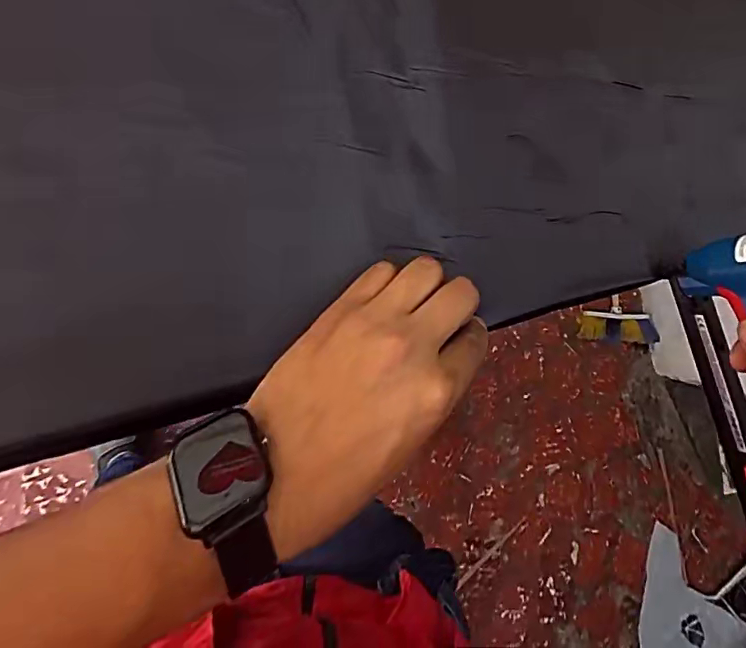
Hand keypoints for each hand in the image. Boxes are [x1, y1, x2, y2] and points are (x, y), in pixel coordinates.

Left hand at [247, 257, 487, 559]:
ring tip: (410, 305)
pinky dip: (388, 282)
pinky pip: (382, 270)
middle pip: (462, 291)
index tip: (457, 343)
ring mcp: (376, 321)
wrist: (269, 472)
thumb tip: (447, 355)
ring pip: (426, 268)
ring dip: (426, 286)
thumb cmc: (345, 476)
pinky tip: (379, 303)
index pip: (476, 339)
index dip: (468, 340)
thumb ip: (438, 391)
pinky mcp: (341, 308)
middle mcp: (414, 346)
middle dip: (457, 305)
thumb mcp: (412, 443)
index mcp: (436, 391)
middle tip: (439, 320)